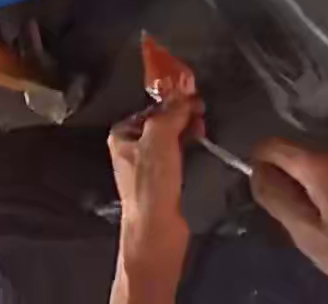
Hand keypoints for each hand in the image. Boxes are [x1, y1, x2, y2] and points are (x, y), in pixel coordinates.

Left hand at [107, 98, 199, 303]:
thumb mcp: (159, 140)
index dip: (172, 102)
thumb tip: (184, 94)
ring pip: (171, 138)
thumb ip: (170, 114)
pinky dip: (189, 146)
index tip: (193, 97)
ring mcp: (148, 165)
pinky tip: (201, 143)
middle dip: (181, 115)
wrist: (157, 233)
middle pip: (161, 122)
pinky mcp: (164, 181)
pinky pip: (177, 155)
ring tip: (204, 124)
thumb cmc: (151, 183)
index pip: (151, 109)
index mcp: (123, 134)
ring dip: (187, 129)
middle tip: (202, 109)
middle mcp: (132, 147)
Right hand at [250, 140, 327, 303]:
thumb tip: (255, 172)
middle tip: (289, 215)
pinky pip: (324, 174)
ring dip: (299, 187)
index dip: (258, 163)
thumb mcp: (308, 235)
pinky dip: (316, 191)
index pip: (271, 144)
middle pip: (289, 154)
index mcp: (317, 165)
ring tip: (310, 222)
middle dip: (281, 178)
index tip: (264, 193)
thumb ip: (276, 198)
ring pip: (306, 165)